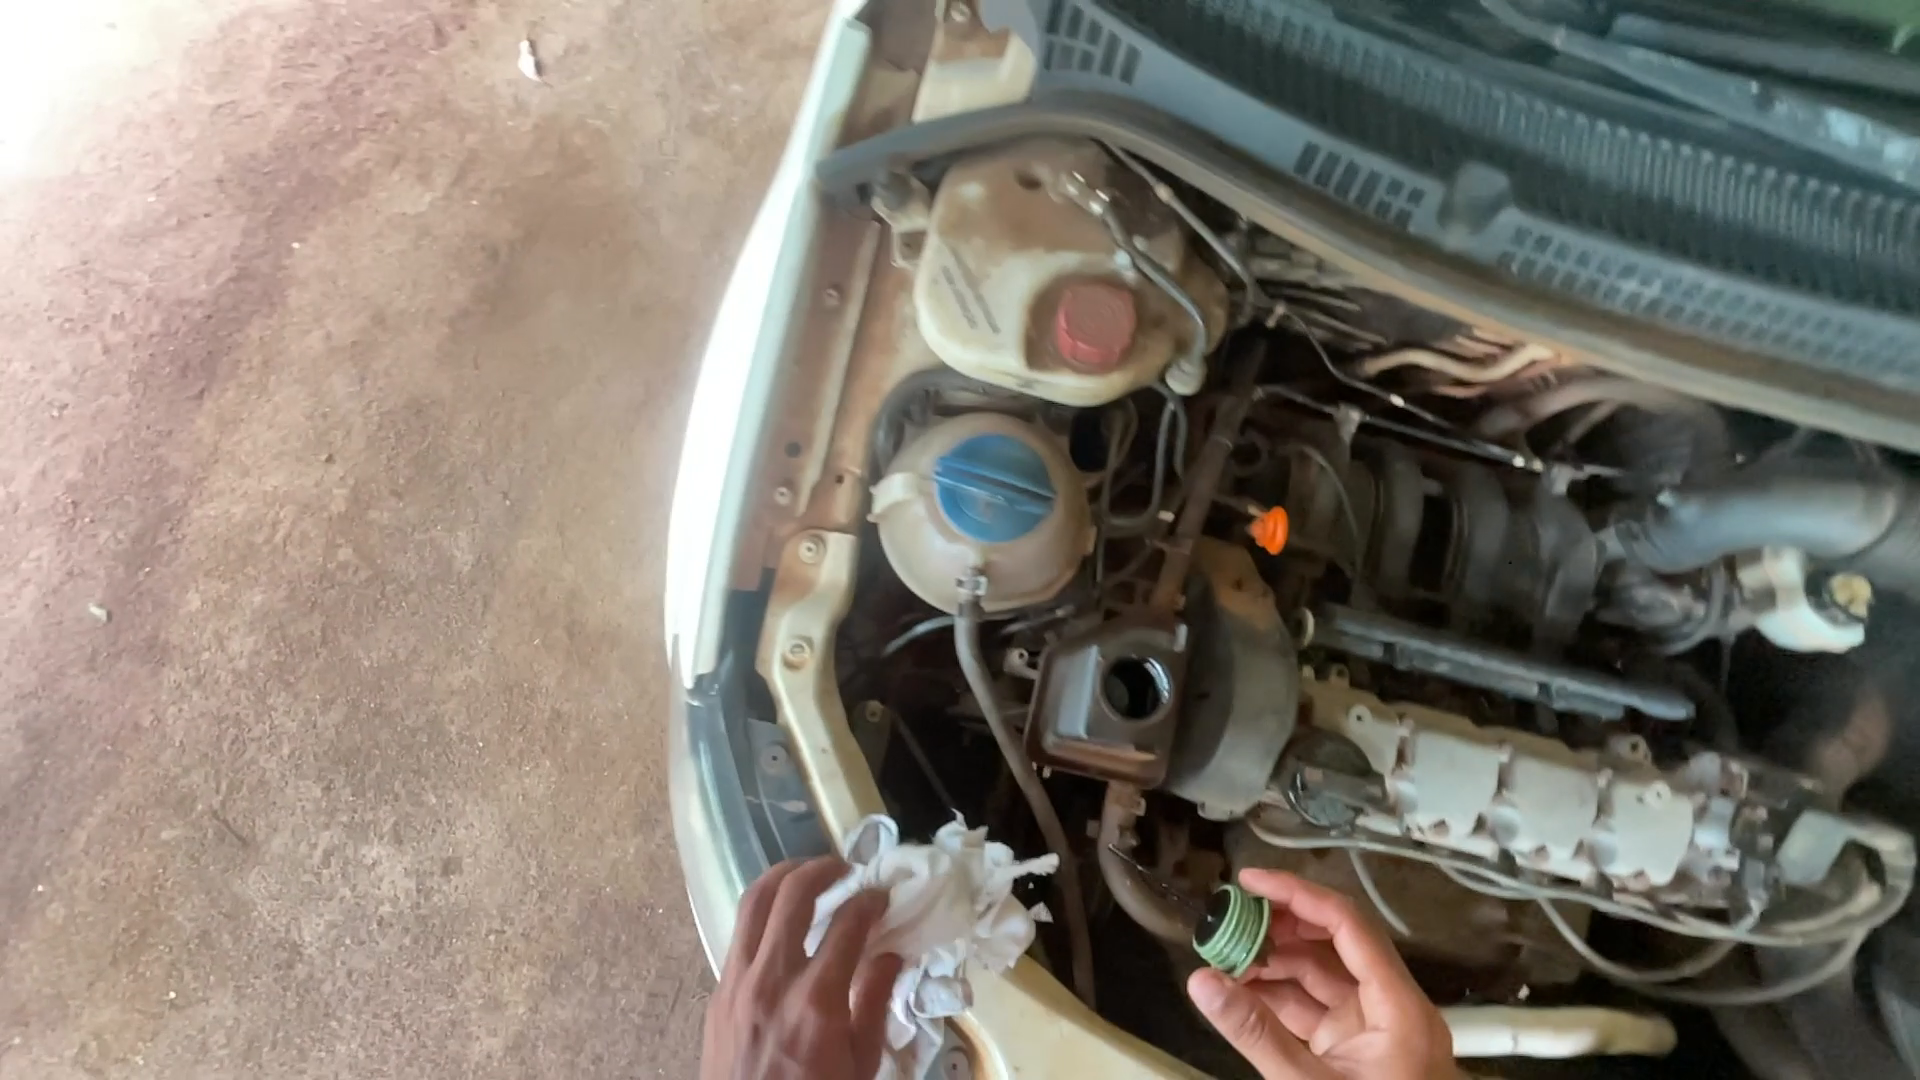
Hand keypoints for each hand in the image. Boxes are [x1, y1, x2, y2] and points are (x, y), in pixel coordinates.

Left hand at [701, 856, 905, 1079]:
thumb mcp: (861, 1068)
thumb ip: (875, 1002)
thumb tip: (890, 953)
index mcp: (815, 1002)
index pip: (848, 923)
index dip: (871, 900)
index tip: (883, 895)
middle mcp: (771, 980)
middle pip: (793, 893)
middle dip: (824, 868)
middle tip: (846, 868)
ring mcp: (737, 982)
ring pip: (755, 900)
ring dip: (786, 875)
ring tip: (810, 873)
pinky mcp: (718, 991)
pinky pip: (740, 930)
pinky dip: (764, 910)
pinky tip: (783, 917)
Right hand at [1187, 869, 1457, 1079]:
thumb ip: (1254, 1031)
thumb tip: (1198, 978)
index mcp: (1398, 1008)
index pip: (1346, 924)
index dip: (1296, 893)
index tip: (1246, 881)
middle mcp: (1390, 1007)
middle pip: (1333, 941)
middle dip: (1277, 927)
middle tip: (1228, 918)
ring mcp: (1375, 1029)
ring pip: (1319, 973)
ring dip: (1271, 961)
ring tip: (1224, 955)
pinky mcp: (1357, 1050)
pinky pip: (1313, 1005)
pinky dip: (1276, 994)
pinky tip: (1239, 989)